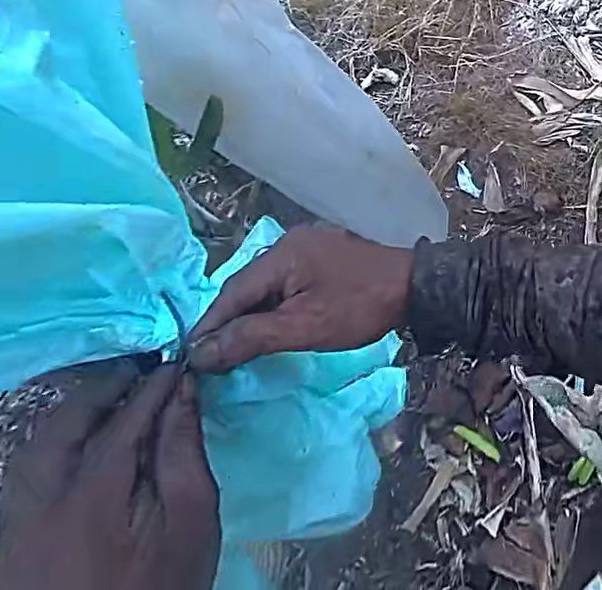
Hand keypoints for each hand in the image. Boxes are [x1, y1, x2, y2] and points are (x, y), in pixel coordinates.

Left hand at [0, 360, 219, 589]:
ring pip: (33, 449)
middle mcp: (39, 508)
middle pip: (62, 427)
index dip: (153, 386)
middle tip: (141, 369)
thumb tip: (182, 390)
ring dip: (72, 414)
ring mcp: (16, 530)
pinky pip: (23, 476)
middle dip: (103, 389)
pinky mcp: (10, 547)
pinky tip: (79, 440)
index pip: (123, 420)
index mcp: (90, 501)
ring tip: (111, 396)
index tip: (179, 363)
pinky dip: (52, 444)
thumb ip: (183, 450)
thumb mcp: (191, 520)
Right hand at [187, 221, 414, 372]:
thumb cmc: (359, 307)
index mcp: (281, 254)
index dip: (208, 326)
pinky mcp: (321, 255)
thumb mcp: (304, 327)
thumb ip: (252, 337)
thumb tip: (201, 352)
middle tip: (208, 358)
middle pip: (245, 285)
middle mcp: (289, 242)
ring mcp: (307, 245)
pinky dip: (270, 302)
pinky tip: (266, 322)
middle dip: (225, 320)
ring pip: (263, 283)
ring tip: (231, 346)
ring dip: (247, 312)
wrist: (413, 286)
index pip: (231, 292)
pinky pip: (283, 279)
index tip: (188, 359)